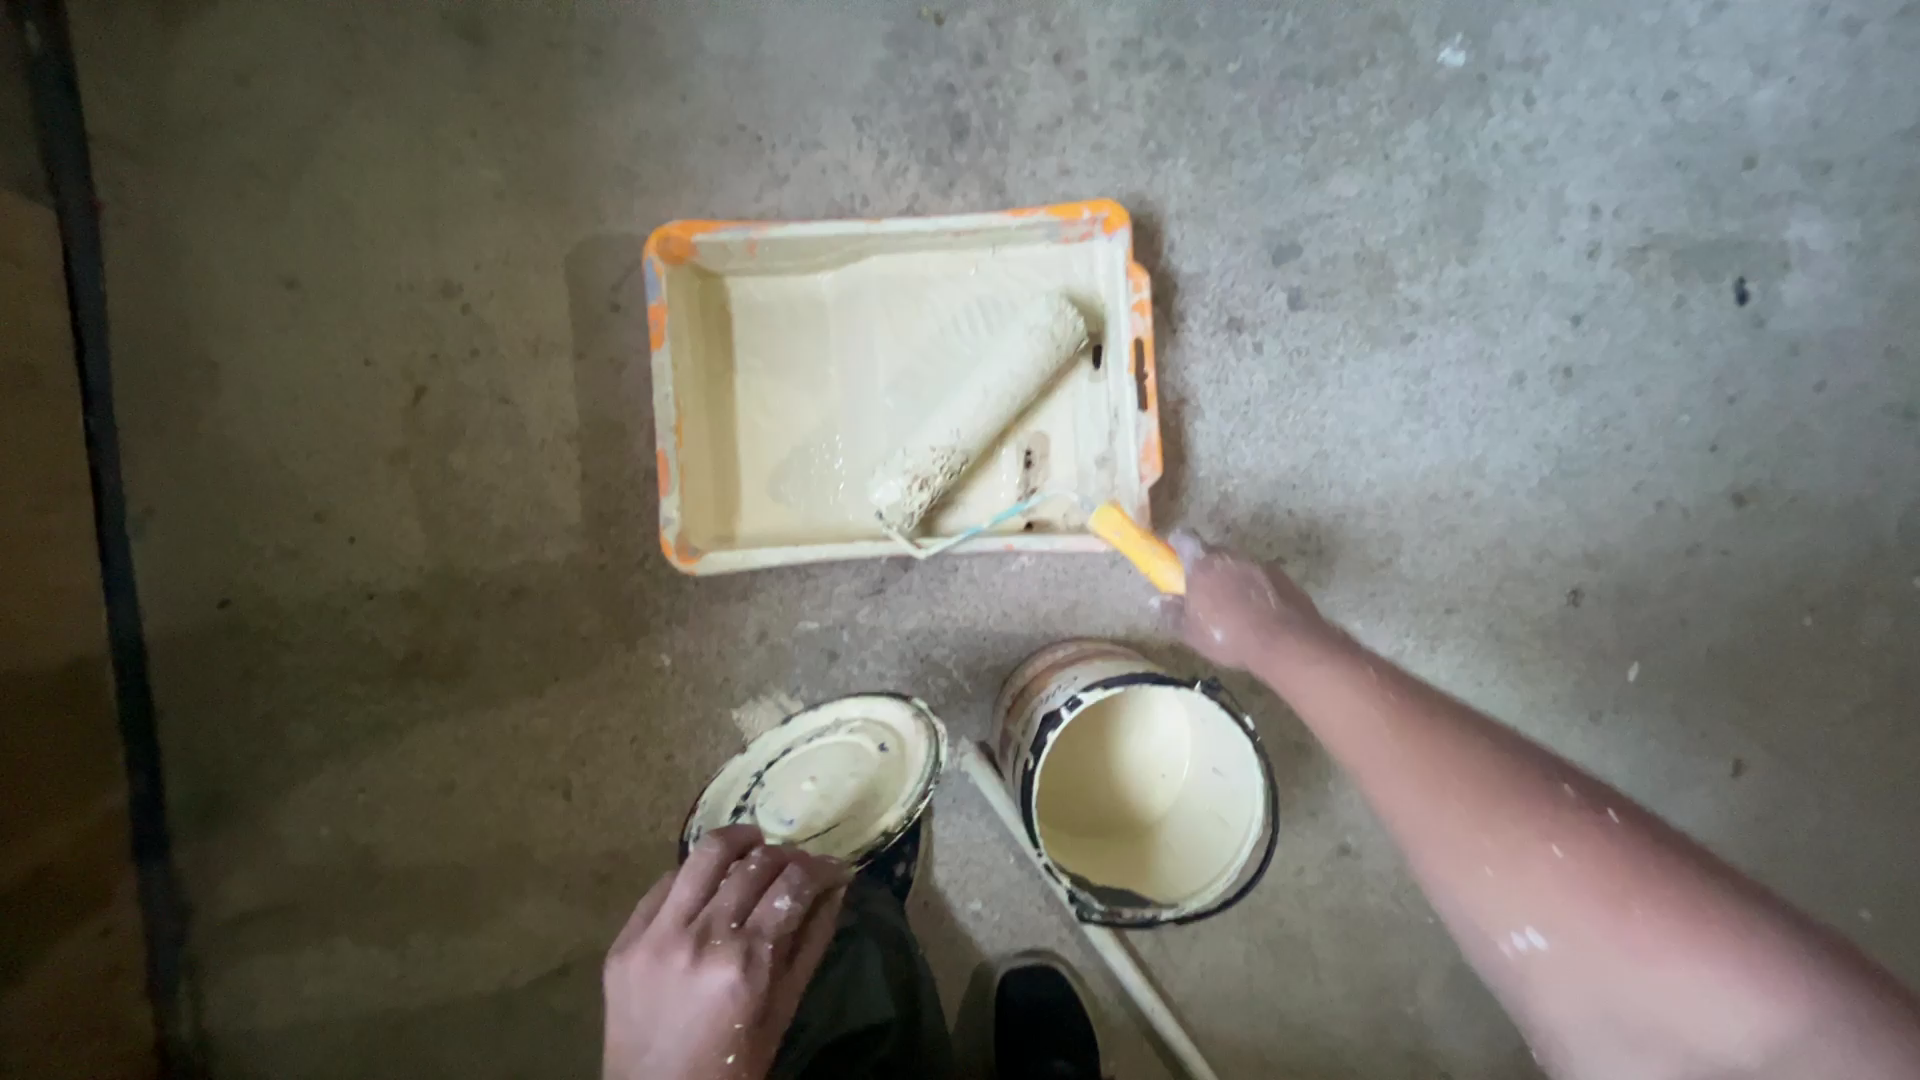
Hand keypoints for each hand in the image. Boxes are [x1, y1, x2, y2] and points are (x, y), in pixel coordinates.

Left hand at [602, 825, 850, 1079]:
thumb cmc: (731, 1065)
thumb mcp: (783, 1009)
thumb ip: (812, 941)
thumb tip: (837, 885)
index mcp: (746, 963)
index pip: (793, 884)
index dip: (821, 867)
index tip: (833, 866)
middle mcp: (701, 938)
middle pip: (756, 863)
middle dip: (788, 855)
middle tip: (797, 864)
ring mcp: (657, 936)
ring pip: (707, 855)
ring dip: (740, 841)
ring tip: (755, 844)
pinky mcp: (625, 940)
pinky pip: (665, 883)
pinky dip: (696, 875)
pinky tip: (710, 883)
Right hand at [1165, 530, 1332, 670]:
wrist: (1285, 642)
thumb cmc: (1227, 635)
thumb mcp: (1191, 632)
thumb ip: (1172, 613)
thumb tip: (1157, 601)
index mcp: (1203, 564)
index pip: (1185, 538)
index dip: (1178, 542)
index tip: (1175, 551)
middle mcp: (1231, 556)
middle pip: (1214, 552)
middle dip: (1207, 566)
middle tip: (1204, 591)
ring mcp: (1260, 564)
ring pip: (1239, 565)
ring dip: (1233, 578)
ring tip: (1233, 606)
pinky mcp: (1284, 578)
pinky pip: (1262, 578)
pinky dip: (1256, 589)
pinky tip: (1258, 613)